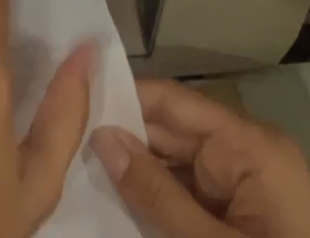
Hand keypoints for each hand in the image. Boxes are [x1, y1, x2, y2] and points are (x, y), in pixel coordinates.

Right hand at [89, 78, 309, 237]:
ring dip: (131, 173)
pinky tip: (111, 201)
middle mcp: (245, 152)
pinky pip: (185, 192)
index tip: (67, 100)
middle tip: (60, 142)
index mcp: (250, 146)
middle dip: (119, 139)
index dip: (120, 97)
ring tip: (74, 168)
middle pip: (168, 130)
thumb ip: (155, 192)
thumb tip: (101, 136)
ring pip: (171, 164)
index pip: (171, 101)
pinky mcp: (239, 213)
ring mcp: (243, 184)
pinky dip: (153, 200)